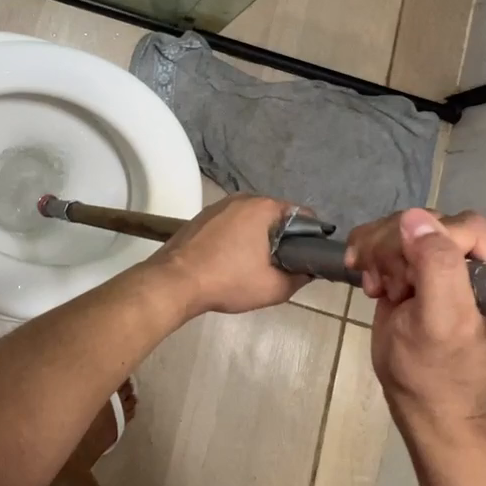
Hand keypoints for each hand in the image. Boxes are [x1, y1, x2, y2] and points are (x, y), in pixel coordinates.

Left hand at [144, 195, 309, 314]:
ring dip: (259, 238)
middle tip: (285, 264)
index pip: (301, 215)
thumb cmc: (228, 280)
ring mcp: (217, 206)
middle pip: (275, 215)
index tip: (309, 257)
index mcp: (262, 207)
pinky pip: (230, 224)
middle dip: (284, 237)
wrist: (174, 281)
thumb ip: (300, 277)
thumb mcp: (274, 287)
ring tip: (259, 265)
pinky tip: (233, 260)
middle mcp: (240, 198)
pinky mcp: (201, 218)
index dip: (311, 236)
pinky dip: (238, 238)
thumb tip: (309, 271)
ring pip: (251, 220)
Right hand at [345, 209, 485, 428]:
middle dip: (397, 249)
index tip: (408, 280)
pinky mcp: (415, 266)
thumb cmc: (436, 372)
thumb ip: (437, 268)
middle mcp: (479, 262)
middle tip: (389, 288)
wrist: (418, 403)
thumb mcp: (440, 323)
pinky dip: (368, 252)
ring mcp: (445, 263)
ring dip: (379, 251)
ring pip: (404, 225)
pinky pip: (387, 236)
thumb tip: (415, 218)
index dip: (429, 243)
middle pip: (430, 222)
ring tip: (378, 288)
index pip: (465, 227)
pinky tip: (368, 281)